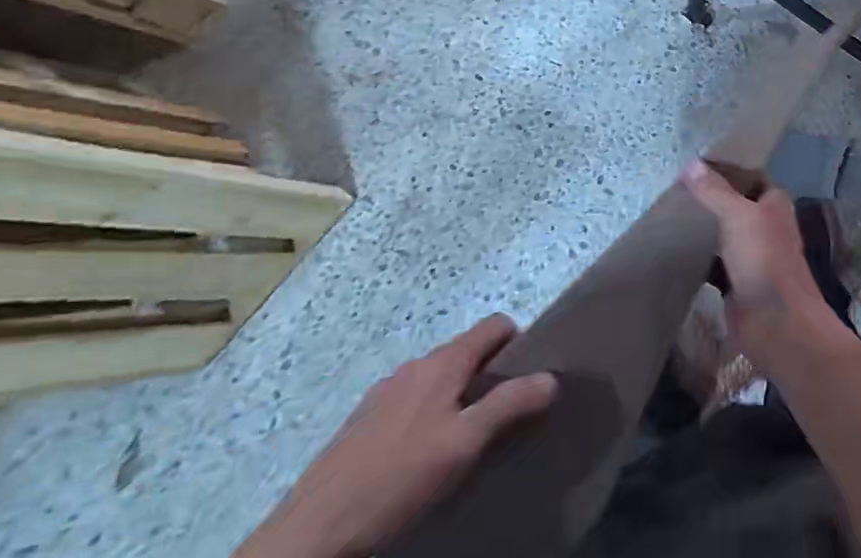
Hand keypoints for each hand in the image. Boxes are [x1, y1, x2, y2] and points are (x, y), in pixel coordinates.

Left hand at [236, 315, 556, 557]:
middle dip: (492, 373)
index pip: (495, 325)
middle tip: (504, 415)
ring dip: (460, 397)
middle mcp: (412, 367)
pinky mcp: (362, 424)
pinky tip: (425, 457)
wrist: (309, 538)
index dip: (519, 343)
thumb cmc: (396, 479)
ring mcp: (382, 395)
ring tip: (466, 439)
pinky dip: (430, 416)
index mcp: (441, 362)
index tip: (528, 377)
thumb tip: (551, 377)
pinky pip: (413, 403)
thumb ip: (510, 403)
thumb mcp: (464, 443)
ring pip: (440, 379)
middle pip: (468, 351)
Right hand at [682, 159, 860, 375]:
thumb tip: (692, 163)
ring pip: (723, 234)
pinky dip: (696, 257)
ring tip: (666, 214)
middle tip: (671, 190)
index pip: (751, 177)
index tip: (693, 165)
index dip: (727, 170)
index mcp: (775, 205)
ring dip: (701, 228)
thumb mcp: (738, 216)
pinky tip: (670, 250)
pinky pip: (712, 263)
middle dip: (710, 200)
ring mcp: (751, 255)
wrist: (775, 322)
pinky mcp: (736, 282)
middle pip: (735, 206)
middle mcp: (766, 226)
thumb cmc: (764, 259)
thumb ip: (715, 191)